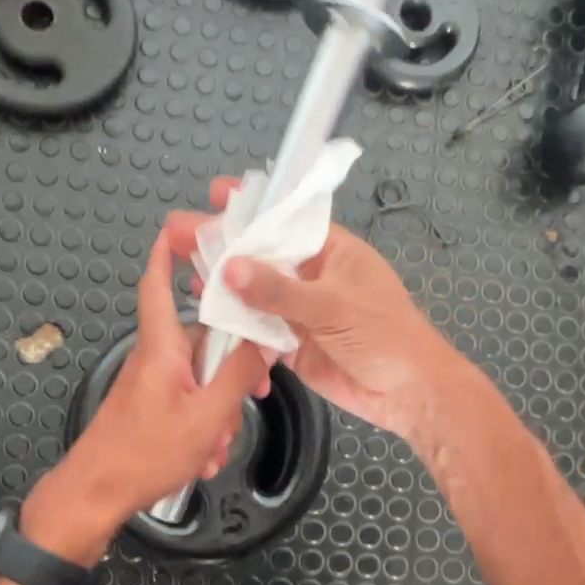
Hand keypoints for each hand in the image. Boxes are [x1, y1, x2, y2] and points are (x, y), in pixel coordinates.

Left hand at [36, 220, 270, 552]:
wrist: (96, 495)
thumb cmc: (143, 454)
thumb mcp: (206, 417)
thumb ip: (238, 376)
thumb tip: (263, 343)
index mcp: (161, 348)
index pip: (158, 284)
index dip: (168, 253)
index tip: (181, 228)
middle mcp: (155, 358)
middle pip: (203, 342)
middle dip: (231, 374)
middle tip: (249, 401)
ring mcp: (151, 385)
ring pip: (200, 380)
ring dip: (217, 412)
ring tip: (214, 446)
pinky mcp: (149, 408)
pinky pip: (187, 405)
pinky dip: (201, 428)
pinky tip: (202, 456)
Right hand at [163, 176, 456, 439]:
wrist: (407, 392)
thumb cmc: (384, 335)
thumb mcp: (332, 305)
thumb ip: (279, 289)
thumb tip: (230, 268)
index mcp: (328, 251)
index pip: (284, 220)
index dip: (249, 206)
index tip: (214, 192)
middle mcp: (310, 276)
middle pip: (259, 256)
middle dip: (221, 246)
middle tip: (177, 235)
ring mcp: (298, 312)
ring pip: (253, 295)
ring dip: (222, 288)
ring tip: (185, 277)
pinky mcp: (291, 345)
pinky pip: (256, 332)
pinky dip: (234, 329)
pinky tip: (207, 320)